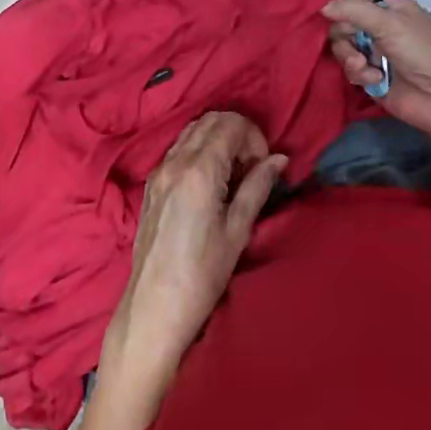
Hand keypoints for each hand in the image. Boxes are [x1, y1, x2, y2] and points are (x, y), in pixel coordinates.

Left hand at [107, 112, 286, 372]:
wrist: (153, 309)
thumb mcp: (238, 231)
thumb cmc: (202, 275)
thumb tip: (279, 159)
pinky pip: (179, 147)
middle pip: (211, 119)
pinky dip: (199, 148)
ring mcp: (159, 171)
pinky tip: (210, 181)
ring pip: (193, 130)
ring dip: (218, 138)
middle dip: (237, 132)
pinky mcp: (151, 184)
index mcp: (199, 171)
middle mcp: (175, 162)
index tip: (263, 166)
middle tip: (251, 166)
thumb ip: (258, 187)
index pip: (231, 124)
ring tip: (232, 173)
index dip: (254, 137)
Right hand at [322, 0, 430, 160]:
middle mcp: (380, 28)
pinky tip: (375, 81)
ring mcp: (376, 54)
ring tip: (366, 67)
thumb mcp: (390, 23)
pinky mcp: (372, 78)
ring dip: (351, 58)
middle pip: (343, 25)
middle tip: (356, 47)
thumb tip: (321, 4)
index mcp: (389, 8)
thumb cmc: (423, 52)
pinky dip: (359, 74)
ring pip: (344, 49)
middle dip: (344, 36)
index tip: (325, 13)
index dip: (339, 5)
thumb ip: (354, 10)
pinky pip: (351, 70)